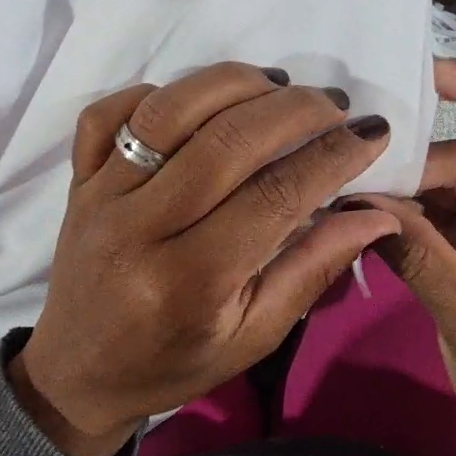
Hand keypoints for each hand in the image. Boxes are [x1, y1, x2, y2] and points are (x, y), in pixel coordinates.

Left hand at [10, 63, 399, 455]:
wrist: (79, 371)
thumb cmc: (172, 362)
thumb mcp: (252, 337)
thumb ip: (311, 270)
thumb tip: (377, 213)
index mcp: (188, 281)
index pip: (273, 197)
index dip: (331, 157)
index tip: (371, 132)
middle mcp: (139, 228)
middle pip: (224, 142)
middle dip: (293, 111)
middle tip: (334, 105)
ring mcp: (99, 195)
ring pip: (167, 112)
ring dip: (230, 84)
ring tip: (277, 86)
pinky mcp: (77, 178)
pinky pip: (105, 114)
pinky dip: (150, 91)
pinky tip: (195, 99)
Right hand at [352, 60, 455, 455]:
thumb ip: (421, 255)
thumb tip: (359, 200)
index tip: (425, 72)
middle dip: (418, 167)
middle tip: (353, 171)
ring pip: (453, 186)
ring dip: (406, 194)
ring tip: (352, 199)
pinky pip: (443, 215)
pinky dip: (408, 218)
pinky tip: (367, 219)